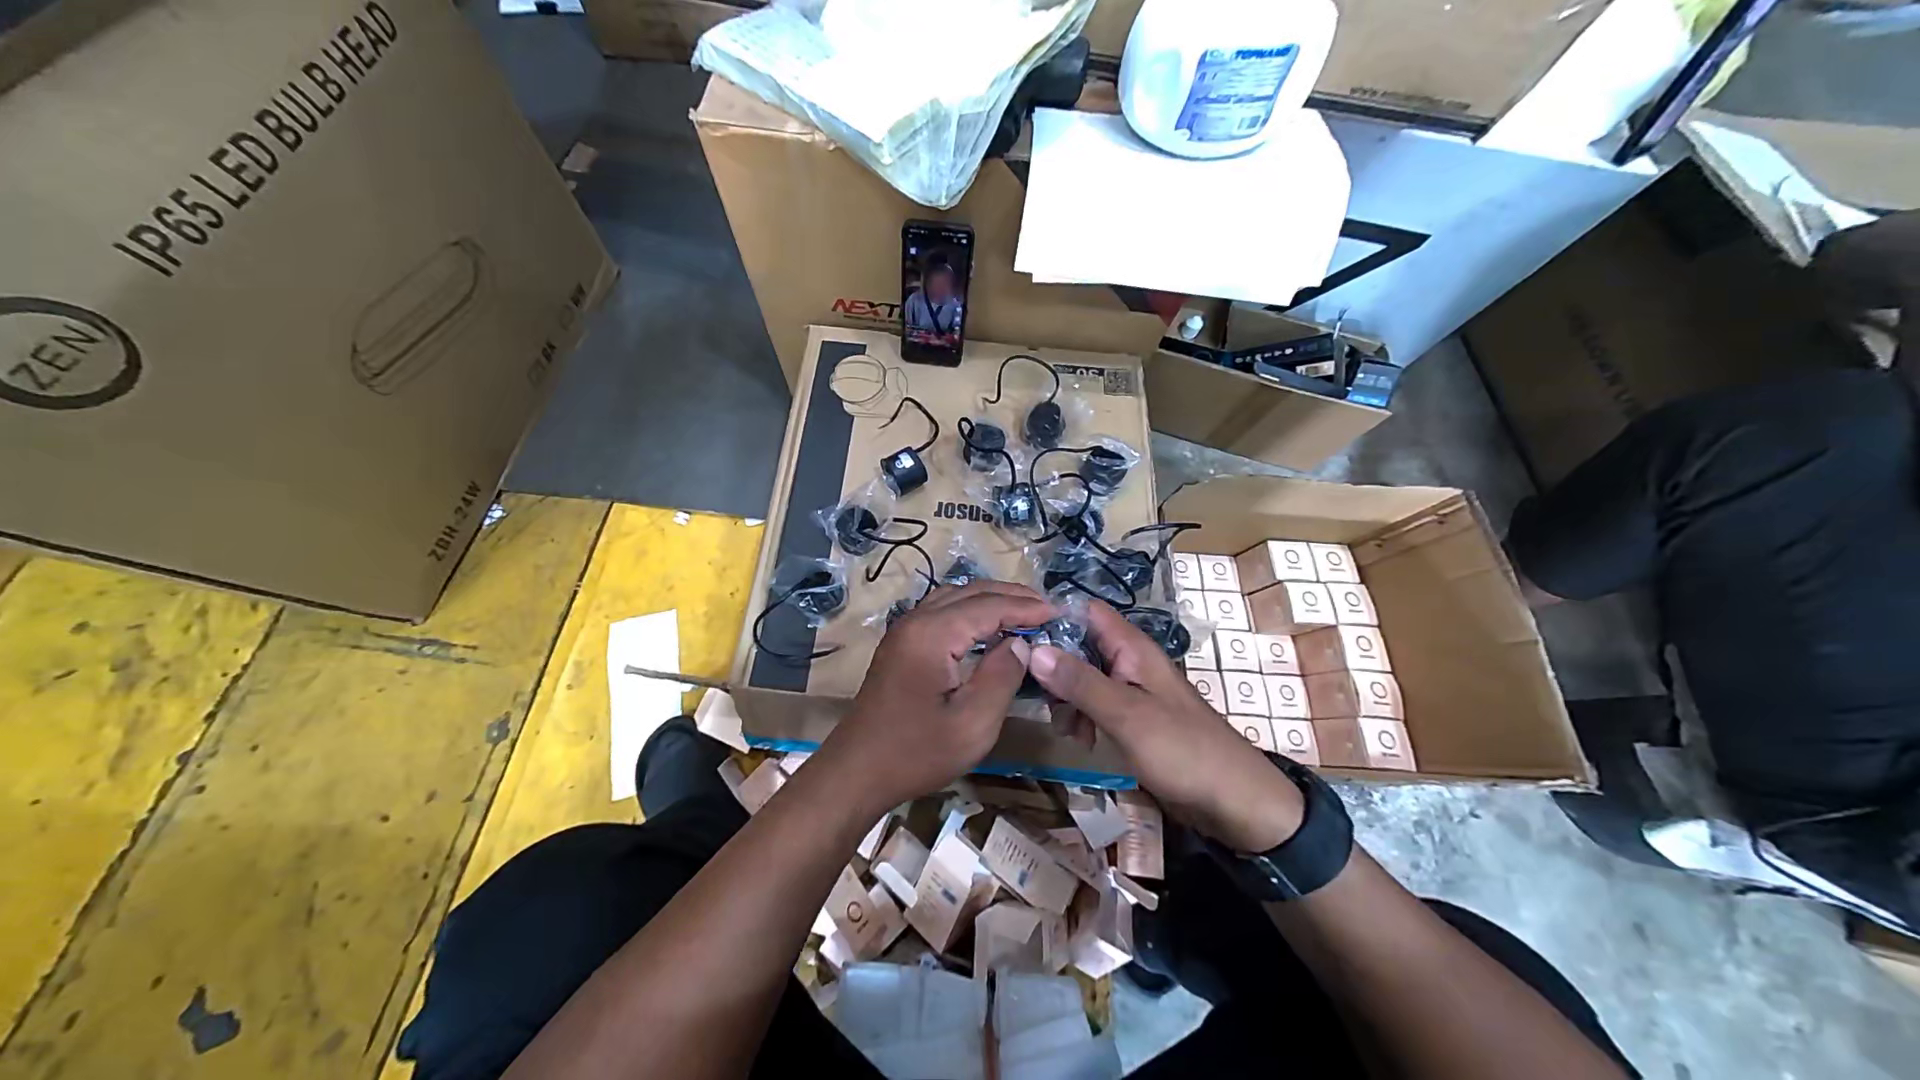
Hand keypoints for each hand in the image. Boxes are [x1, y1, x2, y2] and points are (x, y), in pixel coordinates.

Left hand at [821, 582, 1054, 811]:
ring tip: (1025, 613)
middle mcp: (916, 620)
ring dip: (991, 600)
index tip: (1061, 614)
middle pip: (971, 592)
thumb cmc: (917, 753)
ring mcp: (904, 630)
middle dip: (1012, 596)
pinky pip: (942, 611)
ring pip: (954, 597)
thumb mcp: (973, 724)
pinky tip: (989, 628)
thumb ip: (1002, 676)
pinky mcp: (901, 644)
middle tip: (1049, 609)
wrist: (858, 772)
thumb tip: (1021, 642)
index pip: (989, 606)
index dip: (1027, 608)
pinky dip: (971, 610)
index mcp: (932, 634)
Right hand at [1028, 600, 1305, 852]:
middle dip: (1053, 666)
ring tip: (1063, 726)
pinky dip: (1081, 715)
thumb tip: (1034, 648)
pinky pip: (1095, 704)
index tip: (1019, 639)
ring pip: (1083, 676)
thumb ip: (1081, 682)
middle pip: (1078, 645)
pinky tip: (1080, 738)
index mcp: (1132, 648)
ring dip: (1065, 696)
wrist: (1234, 802)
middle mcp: (1130, 661)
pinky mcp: (1132, 717)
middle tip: (1038, 696)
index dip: (1052, 617)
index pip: (1085, 612)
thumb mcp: (1127, 715)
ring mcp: (1131, 690)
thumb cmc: (1183, 751)